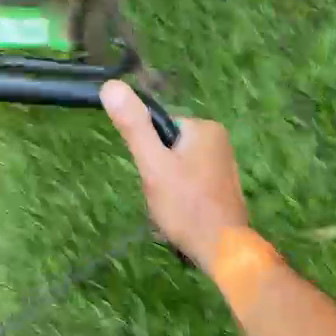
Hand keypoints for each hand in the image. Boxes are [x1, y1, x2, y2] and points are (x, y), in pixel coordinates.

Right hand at [101, 80, 249, 268]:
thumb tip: (110, 86)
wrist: (222, 249)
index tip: (154, 179)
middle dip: (160, 178)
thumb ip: (134, 127)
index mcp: (204, 128)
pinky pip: (192, 188)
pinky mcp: (225, 189)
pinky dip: (183, 203)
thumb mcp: (153, 165)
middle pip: (170, 153)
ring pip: (179, 173)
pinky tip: (183, 220)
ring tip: (173, 213)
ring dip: (168, 194)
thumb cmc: (186, 206)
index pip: (161, 132)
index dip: (150, 157)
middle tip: (163, 200)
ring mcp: (225, 166)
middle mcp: (219, 141)